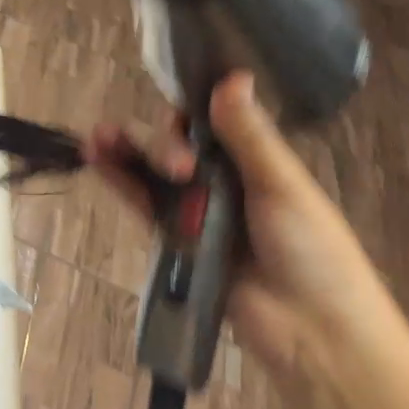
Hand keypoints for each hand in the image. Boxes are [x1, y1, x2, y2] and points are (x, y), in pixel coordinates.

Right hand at [86, 72, 400, 378]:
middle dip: (161, 144)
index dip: (189, 111)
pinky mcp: (172, 238)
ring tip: (97, 139)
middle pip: (174, 145)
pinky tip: (94, 158)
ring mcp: (194, 210)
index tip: (178, 108)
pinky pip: (140, 200)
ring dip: (124, 149)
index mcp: (256, 164)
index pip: (210, 124)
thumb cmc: (315, 254)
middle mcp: (221, 181)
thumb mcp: (284, 188)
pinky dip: (116, 178)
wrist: (313, 334)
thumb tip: (232, 74)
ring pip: (150, 169)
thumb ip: (248, 135)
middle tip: (177, 168)